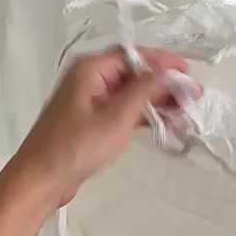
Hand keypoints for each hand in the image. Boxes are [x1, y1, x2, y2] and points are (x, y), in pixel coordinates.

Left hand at [8, 47, 191, 205]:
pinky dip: (143, 115)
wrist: (41, 180)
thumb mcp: (116, 117)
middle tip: (194, 96)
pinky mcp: (92, 121)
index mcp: (91, 69)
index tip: (188, 71)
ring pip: (131, 93)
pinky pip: (123, 110)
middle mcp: (90, 78)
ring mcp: (90, 100)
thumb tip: (164, 69)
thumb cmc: (78, 145)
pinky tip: (166, 125)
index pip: (133, 55)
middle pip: (134, 73)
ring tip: (186, 113)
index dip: (162, 61)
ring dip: (157, 101)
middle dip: (164, 84)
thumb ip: (143, 89)